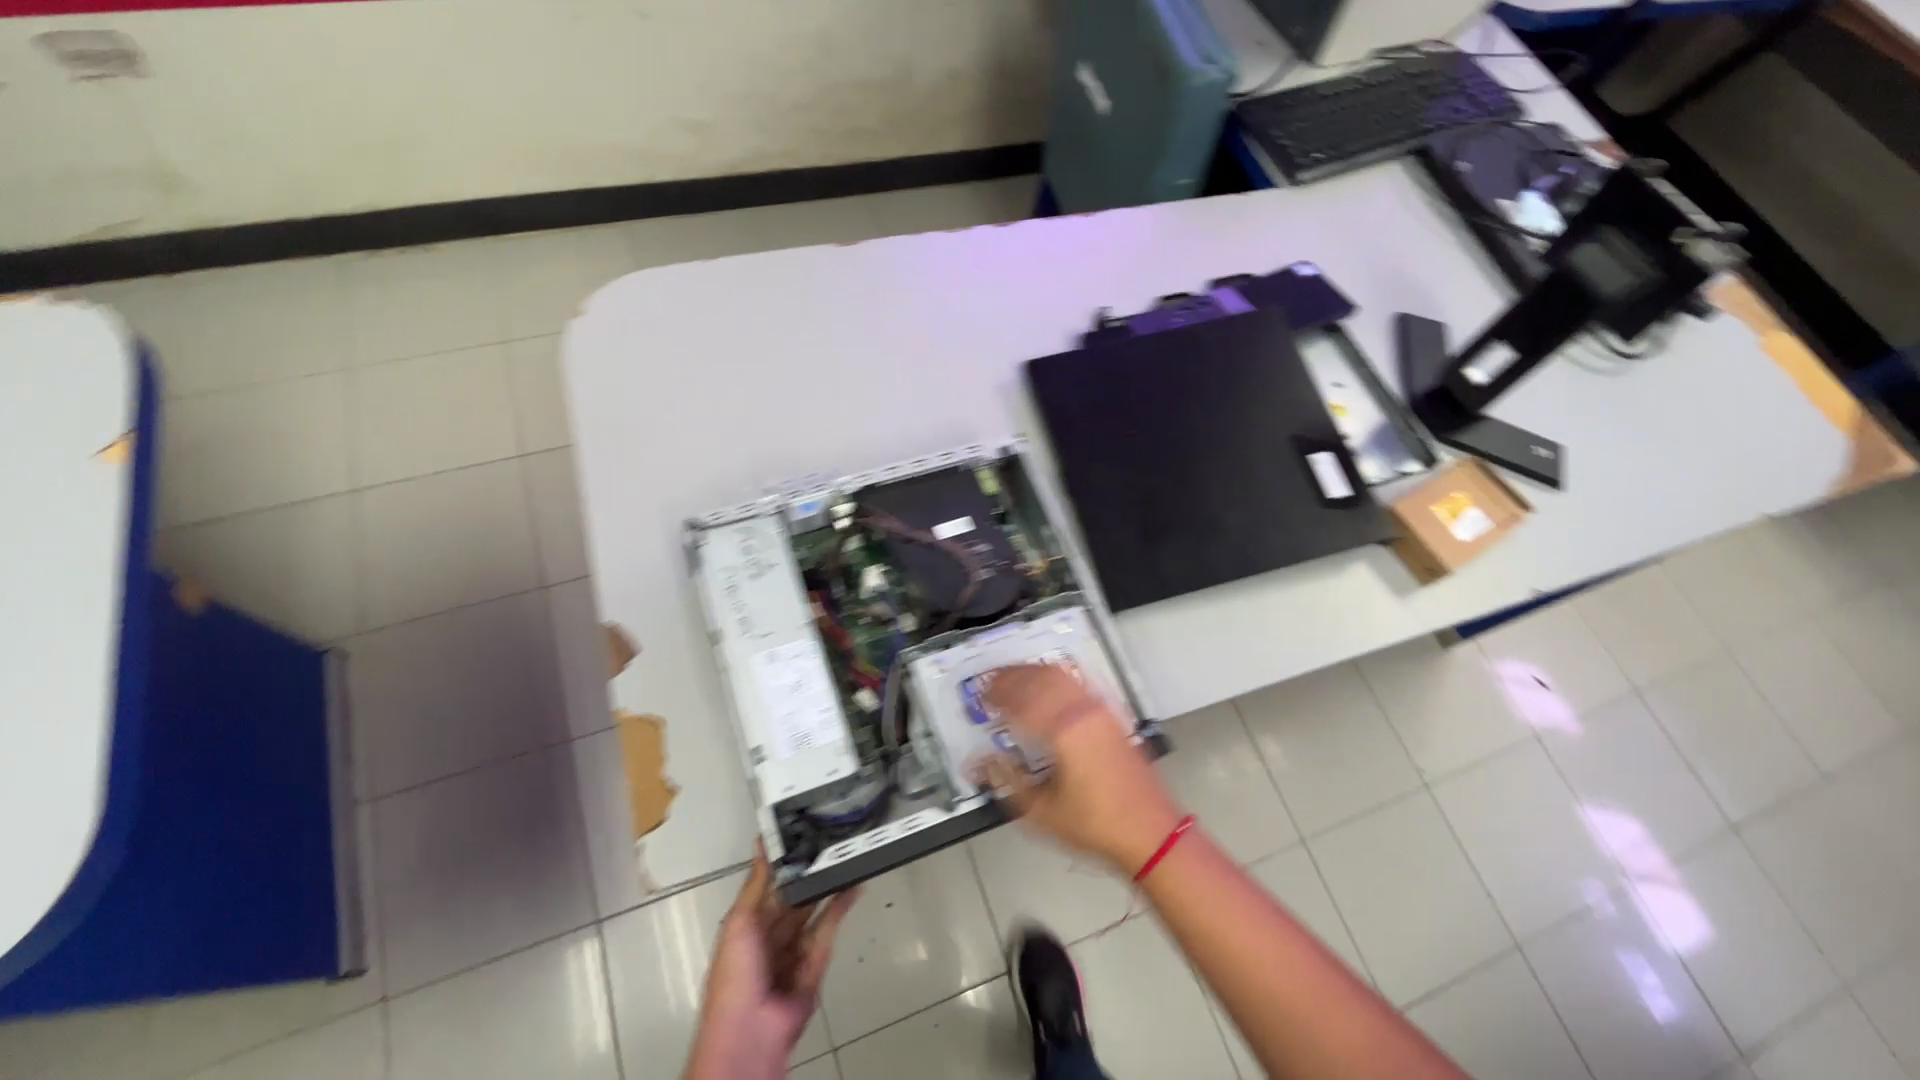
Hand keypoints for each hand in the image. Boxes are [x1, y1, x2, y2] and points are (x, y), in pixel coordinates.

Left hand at [684, 846, 859, 1079]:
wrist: (750, 1034)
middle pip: (793, 901)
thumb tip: (761, 844)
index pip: (768, 890)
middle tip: (829, 844)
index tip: (800, 835)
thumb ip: (756, 884)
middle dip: (809, 877)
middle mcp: (770, 938)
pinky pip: (827, 932)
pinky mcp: (816, 965)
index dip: (783, 866)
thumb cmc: (735, 974)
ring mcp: (794, 952)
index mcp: (746, 929)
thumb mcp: (738, 923)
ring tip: (845, 859)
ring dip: (827, 889)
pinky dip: (839, 910)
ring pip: (813, 913)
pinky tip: (851, 888)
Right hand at [974, 663, 1184, 875]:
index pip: (1022, 699)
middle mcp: (1082, 711)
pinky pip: (1079, 684)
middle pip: (1040, 678)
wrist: (1149, 831)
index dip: (998, 694)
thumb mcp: (1042, 811)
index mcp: (1063, 731)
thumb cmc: (1093, 824)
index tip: (980, 696)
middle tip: (991, 682)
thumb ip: (1008, 781)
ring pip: (1061, 675)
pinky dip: (1057, 678)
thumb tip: (978, 761)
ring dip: (1034, 673)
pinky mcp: (1113, 716)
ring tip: (1014, 679)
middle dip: (1012, 676)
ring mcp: (1101, 711)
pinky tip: (1048, 686)